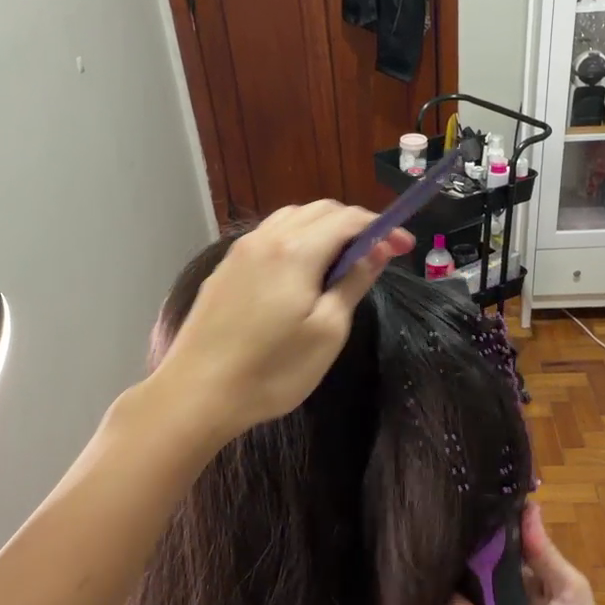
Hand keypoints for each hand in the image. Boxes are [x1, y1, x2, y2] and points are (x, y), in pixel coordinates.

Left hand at [152, 201, 412, 441]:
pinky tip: (300, 275)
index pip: (349, 219)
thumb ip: (353, 282)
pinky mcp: (224, 271)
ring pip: (290, 220)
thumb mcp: (327, 332)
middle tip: (378, 256)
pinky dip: (295, 242)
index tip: (406, 247)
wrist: (197, 393)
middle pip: (318, 211)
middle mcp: (265, 239)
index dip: (383, 227)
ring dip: (323, 230)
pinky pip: (268, 239)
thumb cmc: (272, 370)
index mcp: (295, 250)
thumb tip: (378, 249)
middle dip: (354, 225)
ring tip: (341, 264)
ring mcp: (239, 252)